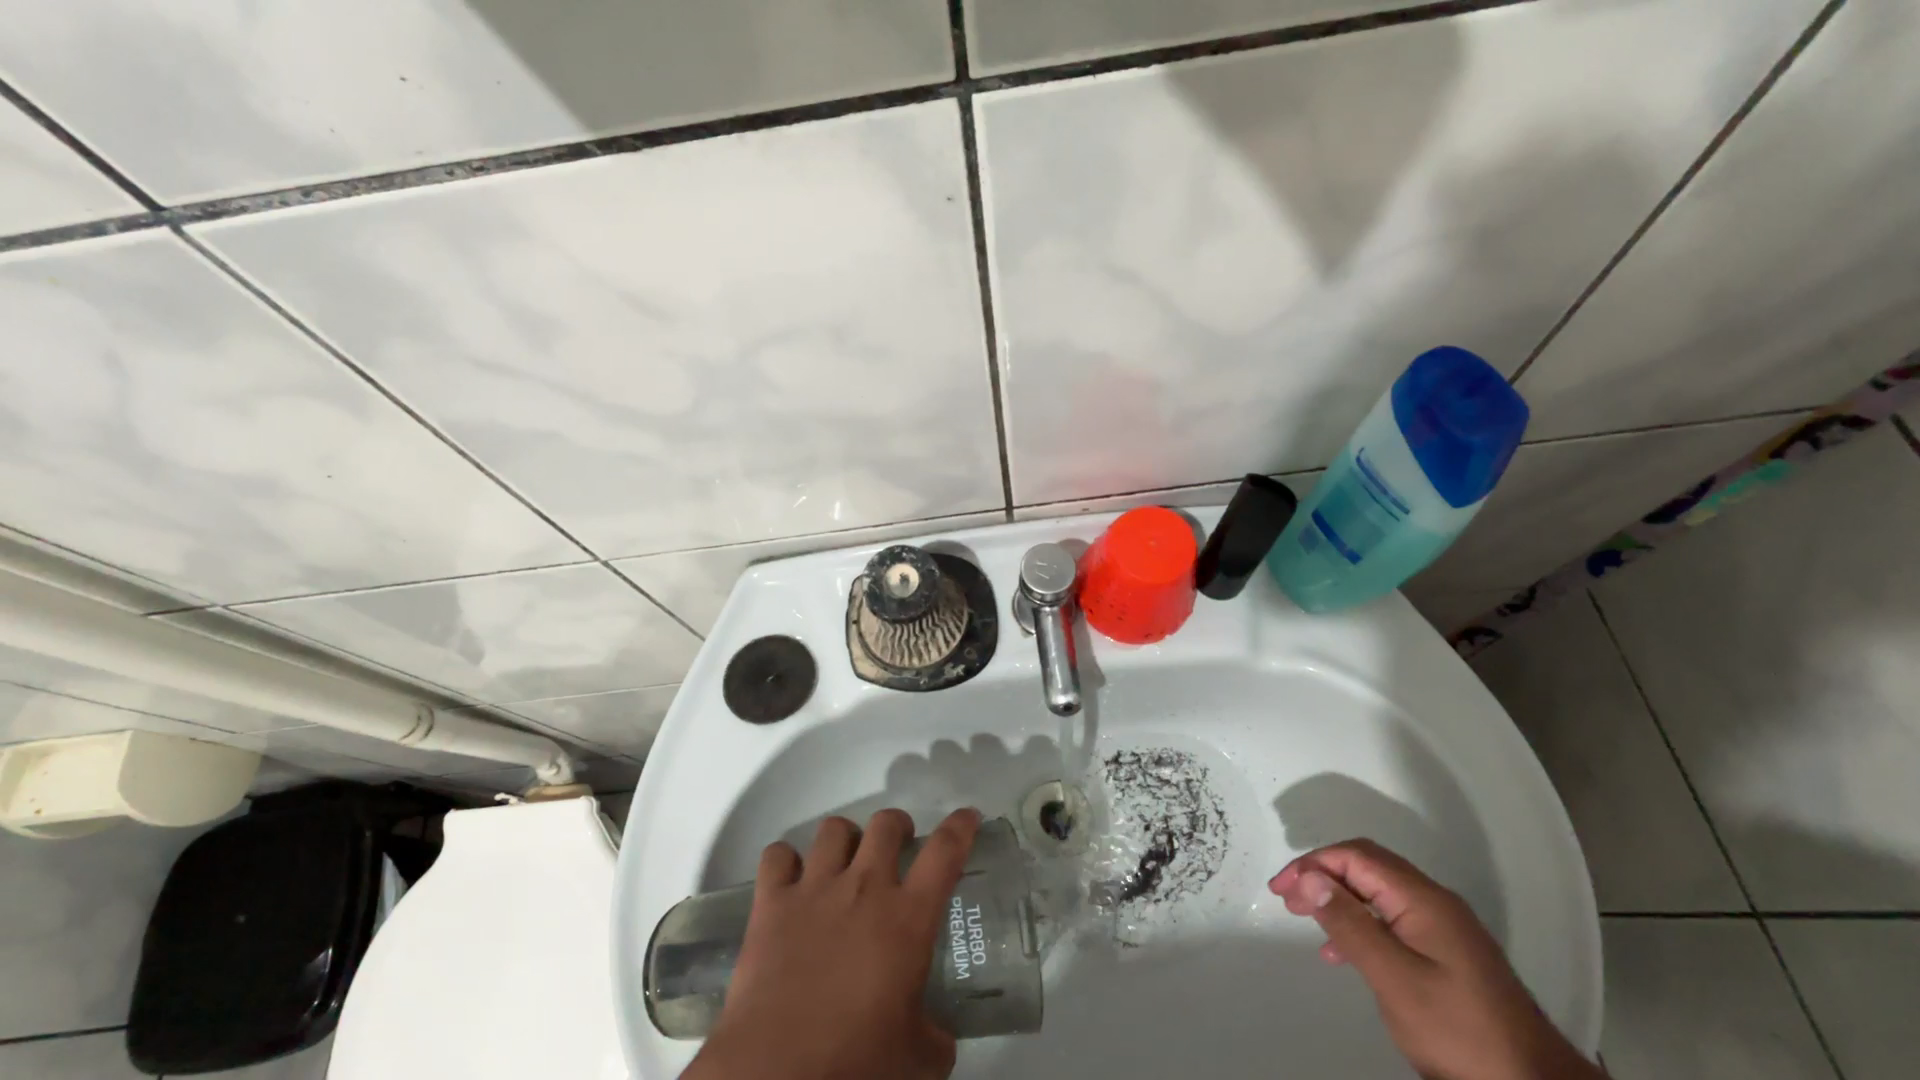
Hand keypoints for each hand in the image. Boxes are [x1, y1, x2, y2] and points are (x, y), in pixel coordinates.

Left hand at [685, 807, 981, 1079]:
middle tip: (899, 847)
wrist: (778, 1068)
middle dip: (897, 827)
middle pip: (885, 825)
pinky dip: (786, 860)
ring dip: (845, 839)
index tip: (967, 818)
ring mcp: (814, 889)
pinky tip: (791, 880)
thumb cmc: (857, 1059)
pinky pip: (777, 855)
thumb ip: (936, 1036)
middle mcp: (864, 888)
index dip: (960, 827)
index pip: (944, 851)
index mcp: (908, 918)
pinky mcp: (770, 903)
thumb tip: (939, 1038)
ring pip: (833, 830)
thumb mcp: (917, 1057)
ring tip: (845, 861)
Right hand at [1270, 840, 1602, 1079]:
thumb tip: (1309, 876)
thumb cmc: (1457, 1028)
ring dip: (1339, 899)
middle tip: (1287, 900)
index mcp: (1423, 900)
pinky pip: (1392, 920)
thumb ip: (1350, 925)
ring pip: (1379, 893)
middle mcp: (1435, 903)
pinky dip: (1360, 924)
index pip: (1357, 857)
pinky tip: (1344, 953)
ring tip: (1307, 921)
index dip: (1312, 864)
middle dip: (1322, 874)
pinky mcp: (1447, 953)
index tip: (1280, 891)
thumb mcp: (1393, 978)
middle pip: (1368, 867)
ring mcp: (1444, 928)